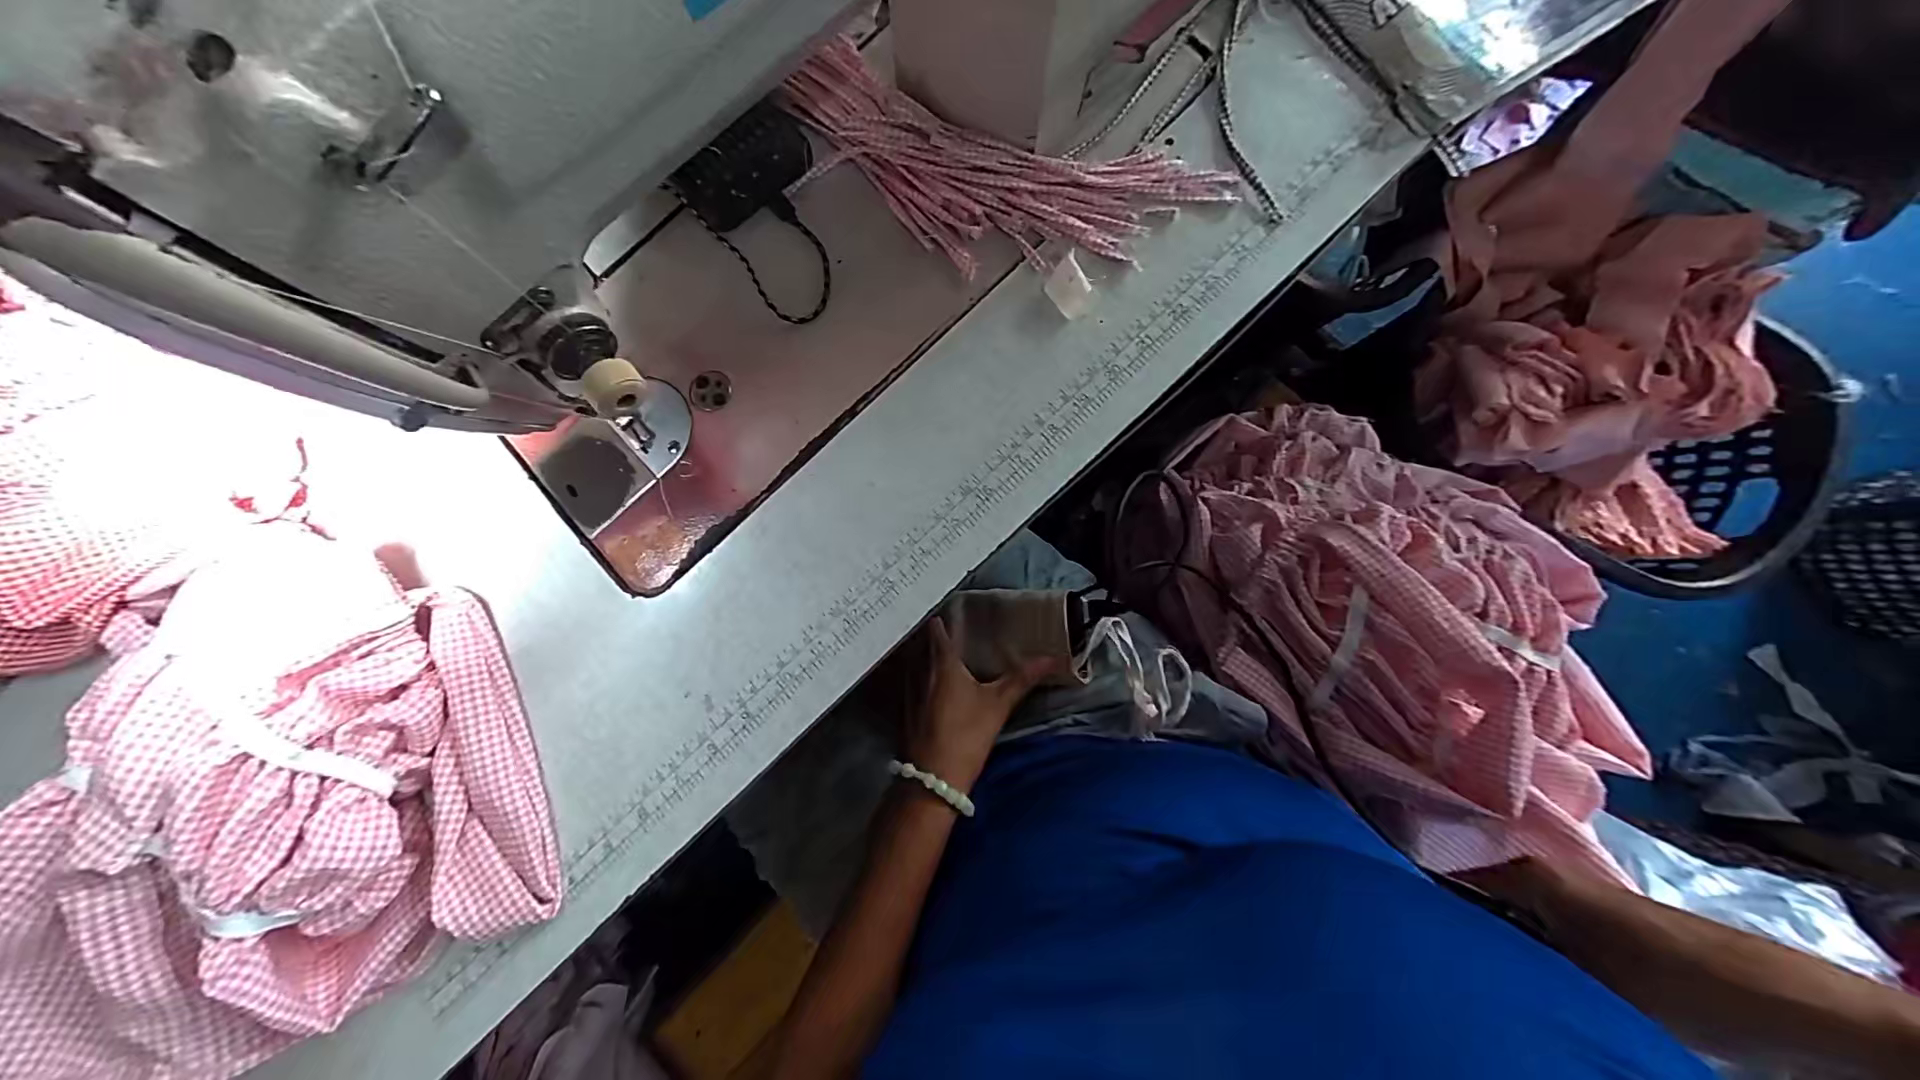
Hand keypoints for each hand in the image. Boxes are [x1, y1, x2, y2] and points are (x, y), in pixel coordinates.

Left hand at [902, 616, 1057, 793]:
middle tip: (952, 629)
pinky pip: (910, 681)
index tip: (956, 611)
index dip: (945, 618)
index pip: (937, 629)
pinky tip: (932, 685)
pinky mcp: (903, 710)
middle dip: (933, 635)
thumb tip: (1055, 658)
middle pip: (921, 642)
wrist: (933, 778)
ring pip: (913, 662)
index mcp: (941, 662)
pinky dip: (919, 676)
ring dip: (923, 654)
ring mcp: (907, 691)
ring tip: (942, 652)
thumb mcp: (999, 704)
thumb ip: (1023, 678)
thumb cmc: (966, 734)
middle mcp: (919, 670)